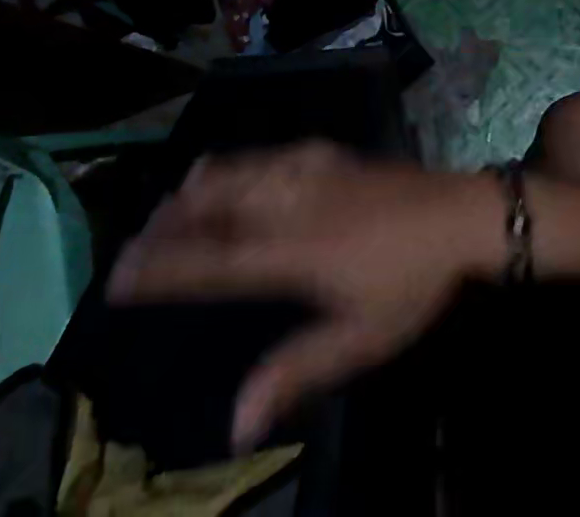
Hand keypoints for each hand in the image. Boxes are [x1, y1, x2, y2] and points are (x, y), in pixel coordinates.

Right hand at [105, 142, 503, 449]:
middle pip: (217, 209)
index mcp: (293, 255)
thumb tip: (236, 425)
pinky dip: (247, 161)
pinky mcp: (337, 156)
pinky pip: (277, 153)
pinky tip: (243, 165)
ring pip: (241, 173)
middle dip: (171, 222)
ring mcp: (315, 174)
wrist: (462, 216)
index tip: (117, 274)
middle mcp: (293, 207)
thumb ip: (298, 372)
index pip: (212, 264)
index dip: (161, 269)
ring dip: (202, 187)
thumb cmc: (416, 281)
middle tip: (139, 235)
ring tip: (176, 198)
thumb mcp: (362, 335)